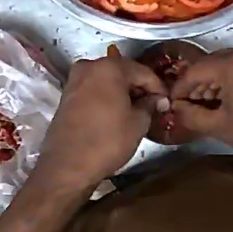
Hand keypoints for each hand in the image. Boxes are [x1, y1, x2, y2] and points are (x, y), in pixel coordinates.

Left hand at [33, 48, 168, 193]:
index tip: (166, 102)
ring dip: (122, 93)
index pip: (143, 72)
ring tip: (136, 111)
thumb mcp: (138, 123)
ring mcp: (74, 81)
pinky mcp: (66, 96)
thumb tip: (157, 100)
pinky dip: (107, 98)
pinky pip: (93, 90)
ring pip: (106, 81)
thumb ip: (150, 105)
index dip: (158, 87)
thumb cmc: (107, 141)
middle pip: (122, 72)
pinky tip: (116, 114)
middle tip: (153, 106)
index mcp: (110, 67)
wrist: (67, 165)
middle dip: (139, 88)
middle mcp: (89, 67)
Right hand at [170, 44, 232, 157]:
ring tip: (201, 108)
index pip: (193, 70)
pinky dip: (227, 82)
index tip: (169, 104)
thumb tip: (174, 109)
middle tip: (183, 107)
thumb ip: (191, 115)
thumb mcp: (221, 127)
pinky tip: (221, 102)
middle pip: (208, 64)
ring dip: (210, 84)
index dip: (178, 89)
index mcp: (232, 63)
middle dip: (194, 85)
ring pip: (223, 66)